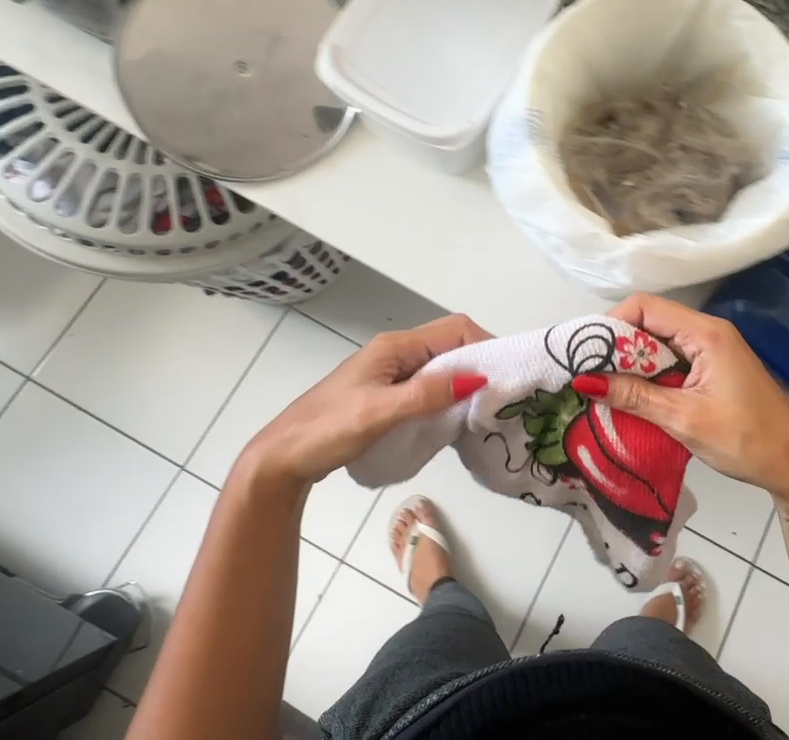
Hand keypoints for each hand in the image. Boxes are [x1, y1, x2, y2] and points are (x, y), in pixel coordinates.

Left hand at [242, 314, 492, 487]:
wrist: (282, 459)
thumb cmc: (327, 430)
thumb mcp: (379, 413)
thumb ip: (426, 395)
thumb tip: (477, 378)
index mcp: (395, 347)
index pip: (454, 330)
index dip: (484, 346)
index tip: (505, 378)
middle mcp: (397, 354)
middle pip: (451, 346)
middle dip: (480, 366)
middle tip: (503, 399)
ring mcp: (392, 376)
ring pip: (442, 369)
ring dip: (465, 385)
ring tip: (485, 413)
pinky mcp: (389, 397)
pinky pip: (430, 389)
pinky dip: (448, 400)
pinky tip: (456, 424)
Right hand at [574, 294, 788, 503]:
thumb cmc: (745, 441)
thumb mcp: (684, 419)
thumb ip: (634, 396)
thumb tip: (584, 381)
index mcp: (706, 333)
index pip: (646, 307)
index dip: (612, 323)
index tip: (587, 353)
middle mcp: (708, 331)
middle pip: (650, 320)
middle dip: (617, 344)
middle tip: (588, 373)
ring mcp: (712, 348)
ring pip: (658, 340)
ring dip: (631, 361)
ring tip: (603, 385)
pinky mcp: (712, 366)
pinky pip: (671, 357)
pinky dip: (649, 372)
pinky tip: (632, 393)